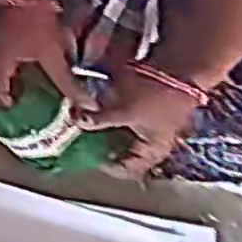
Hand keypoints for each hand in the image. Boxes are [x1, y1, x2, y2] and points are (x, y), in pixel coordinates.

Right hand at [0, 0, 93, 110]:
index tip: (20, 113)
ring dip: (4, 81)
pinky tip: (21, 68)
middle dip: (4, 94)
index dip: (7, 105)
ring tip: (22, 88)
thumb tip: (87, 107)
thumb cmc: (34, 25)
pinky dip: (6, 68)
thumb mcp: (53, 55)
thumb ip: (66, 82)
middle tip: (21, 103)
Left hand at [81, 70, 199, 177]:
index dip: (106, 166)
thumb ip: (100, 119)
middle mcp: (146, 140)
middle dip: (93, 142)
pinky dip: (95, 113)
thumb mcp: (125, 110)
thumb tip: (76, 123)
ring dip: (92, 125)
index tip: (83, 156)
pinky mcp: (132, 107)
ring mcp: (139, 123)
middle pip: (116, 149)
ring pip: (110, 131)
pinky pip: (109, 116)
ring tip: (70, 119)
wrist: (172, 71)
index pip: (128, 170)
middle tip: (70, 135)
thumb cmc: (154, 97)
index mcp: (152, 150)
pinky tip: (78, 106)